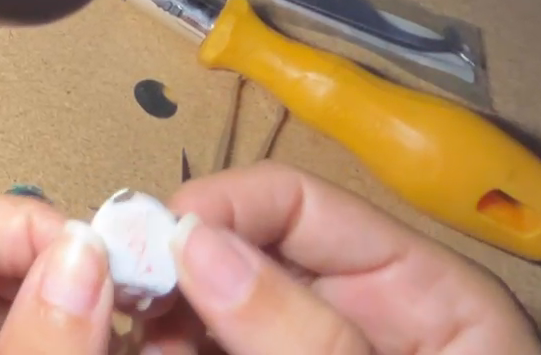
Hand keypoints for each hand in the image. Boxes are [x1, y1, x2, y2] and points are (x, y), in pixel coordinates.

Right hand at [147, 162, 540, 354]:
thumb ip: (305, 336)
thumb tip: (193, 242)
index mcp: (415, 288)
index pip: (293, 201)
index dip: (217, 206)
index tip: (152, 242)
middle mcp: (355, 304)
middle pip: (241, 246)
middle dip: (179, 269)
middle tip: (125, 300)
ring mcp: (307, 345)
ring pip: (213, 298)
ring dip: (167, 316)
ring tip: (137, 341)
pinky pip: (210, 346)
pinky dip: (174, 348)